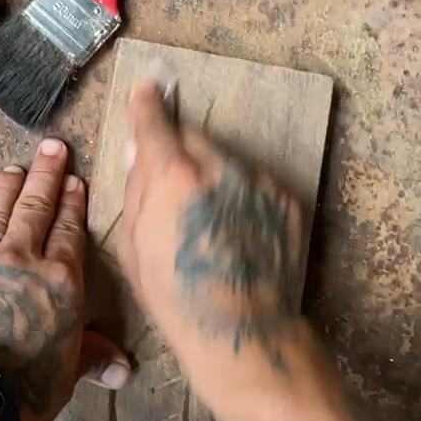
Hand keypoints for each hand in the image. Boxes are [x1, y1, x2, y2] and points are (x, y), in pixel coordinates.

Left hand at [0, 138, 130, 420]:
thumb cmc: (28, 387)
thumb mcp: (69, 372)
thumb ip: (92, 356)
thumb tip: (124, 370)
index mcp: (60, 279)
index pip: (69, 230)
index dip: (73, 203)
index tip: (75, 178)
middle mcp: (20, 260)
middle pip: (35, 207)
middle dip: (46, 175)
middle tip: (51, 145)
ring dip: (5, 190)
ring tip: (13, 168)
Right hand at [118, 81, 307, 366]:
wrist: (245, 331)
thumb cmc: (175, 297)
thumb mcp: (133, 246)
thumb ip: (137, 189)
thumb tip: (140, 151)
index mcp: (176, 177)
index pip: (156, 124)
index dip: (148, 104)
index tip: (148, 89)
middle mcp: (221, 168)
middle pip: (193, 137)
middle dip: (178, 147)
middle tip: (169, 176)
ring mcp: (260, 182)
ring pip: (225, 159)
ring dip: (210, 172)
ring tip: (205, 218)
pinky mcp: (287, 199)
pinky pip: (252, 182)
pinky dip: (238, 193)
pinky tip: (233, 230)